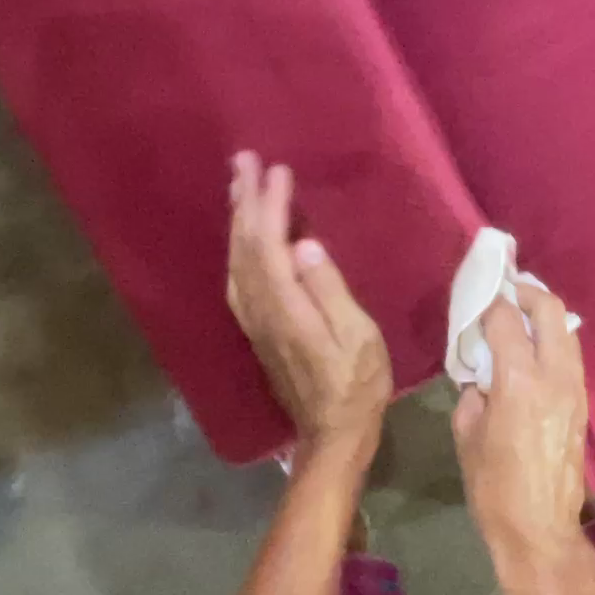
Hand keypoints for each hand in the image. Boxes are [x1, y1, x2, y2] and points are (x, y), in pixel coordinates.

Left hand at [227, 152, 392, 476]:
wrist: (331, 433)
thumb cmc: (357, 385)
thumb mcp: (358, 338)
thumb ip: (329, 290)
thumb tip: (305, 244)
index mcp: (287, 308)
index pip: (270, 246)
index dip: (271, 206)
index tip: (277, 170)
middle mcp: (261, 311)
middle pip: (244, 247)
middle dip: (244, 201)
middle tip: (243, 160)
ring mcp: (255, 322)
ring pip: (236, 261)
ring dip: (237, 220)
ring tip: (239, 187)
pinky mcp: (258, 330)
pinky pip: (238, 278)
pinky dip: (238, 248)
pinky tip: (242, 238)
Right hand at [451, 281, 590, 592]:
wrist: (539, 529)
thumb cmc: (493, 486)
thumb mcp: (467, 436)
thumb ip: (472, 396)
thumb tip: (480, 380)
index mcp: (519, 381)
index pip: (506, 320)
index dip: (490, 302)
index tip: (478, 297)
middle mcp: (554, 375)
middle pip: (550, 310)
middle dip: (527, 292)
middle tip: (506, 291)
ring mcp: (575, 388)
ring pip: (567, 330)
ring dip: (544, 315)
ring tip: (520, 316)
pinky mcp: (583, 404)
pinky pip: (570, 356)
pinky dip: (553, 341)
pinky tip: (533, 350)